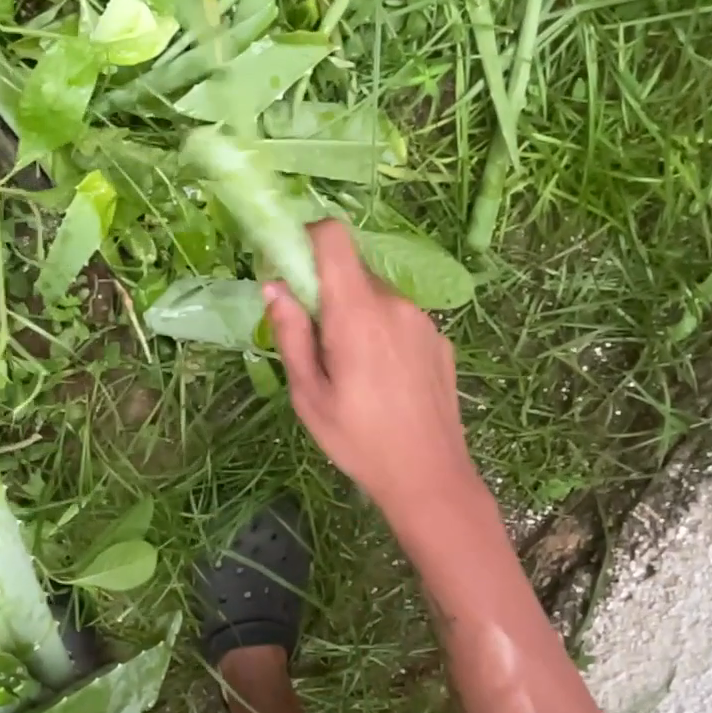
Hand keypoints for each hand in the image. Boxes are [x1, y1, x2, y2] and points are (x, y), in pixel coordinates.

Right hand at [265, 220, 478, 512]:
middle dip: (325, 294)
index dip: (307, 237)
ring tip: (349, 370)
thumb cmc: (356, 439)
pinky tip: (380, 379)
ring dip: (354, 316)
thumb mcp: (308, 394)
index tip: (287, 264)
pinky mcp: (438, 338)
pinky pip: (398, 319)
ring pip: (375, 297)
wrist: (429, 475)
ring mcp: (422, 320)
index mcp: (357, 313)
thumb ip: (291, 334)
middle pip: (351, 272)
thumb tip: (273, 287)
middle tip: (313, 343)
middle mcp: (394, 304)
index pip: (334, 239)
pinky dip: (380, 333)